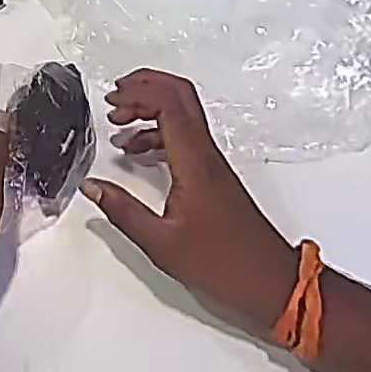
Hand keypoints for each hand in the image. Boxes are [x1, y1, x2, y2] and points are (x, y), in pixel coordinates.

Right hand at [82, 69, 295, 335]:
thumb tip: (91, 185)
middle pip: (179, 94)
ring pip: (181, 111)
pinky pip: (182, 133)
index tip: (111, 102)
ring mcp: (211, 161)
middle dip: (144, 84)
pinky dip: (155, 129)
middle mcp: (205, 152)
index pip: (168, 104)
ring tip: (118, 121)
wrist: (279, 287)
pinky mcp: (212, 172)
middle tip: (114, 95)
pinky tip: (136, 149)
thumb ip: (122, 211)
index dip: (137, 93)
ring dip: (148, 106)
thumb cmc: (226, 267)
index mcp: (194, 162)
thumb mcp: (162, 244)